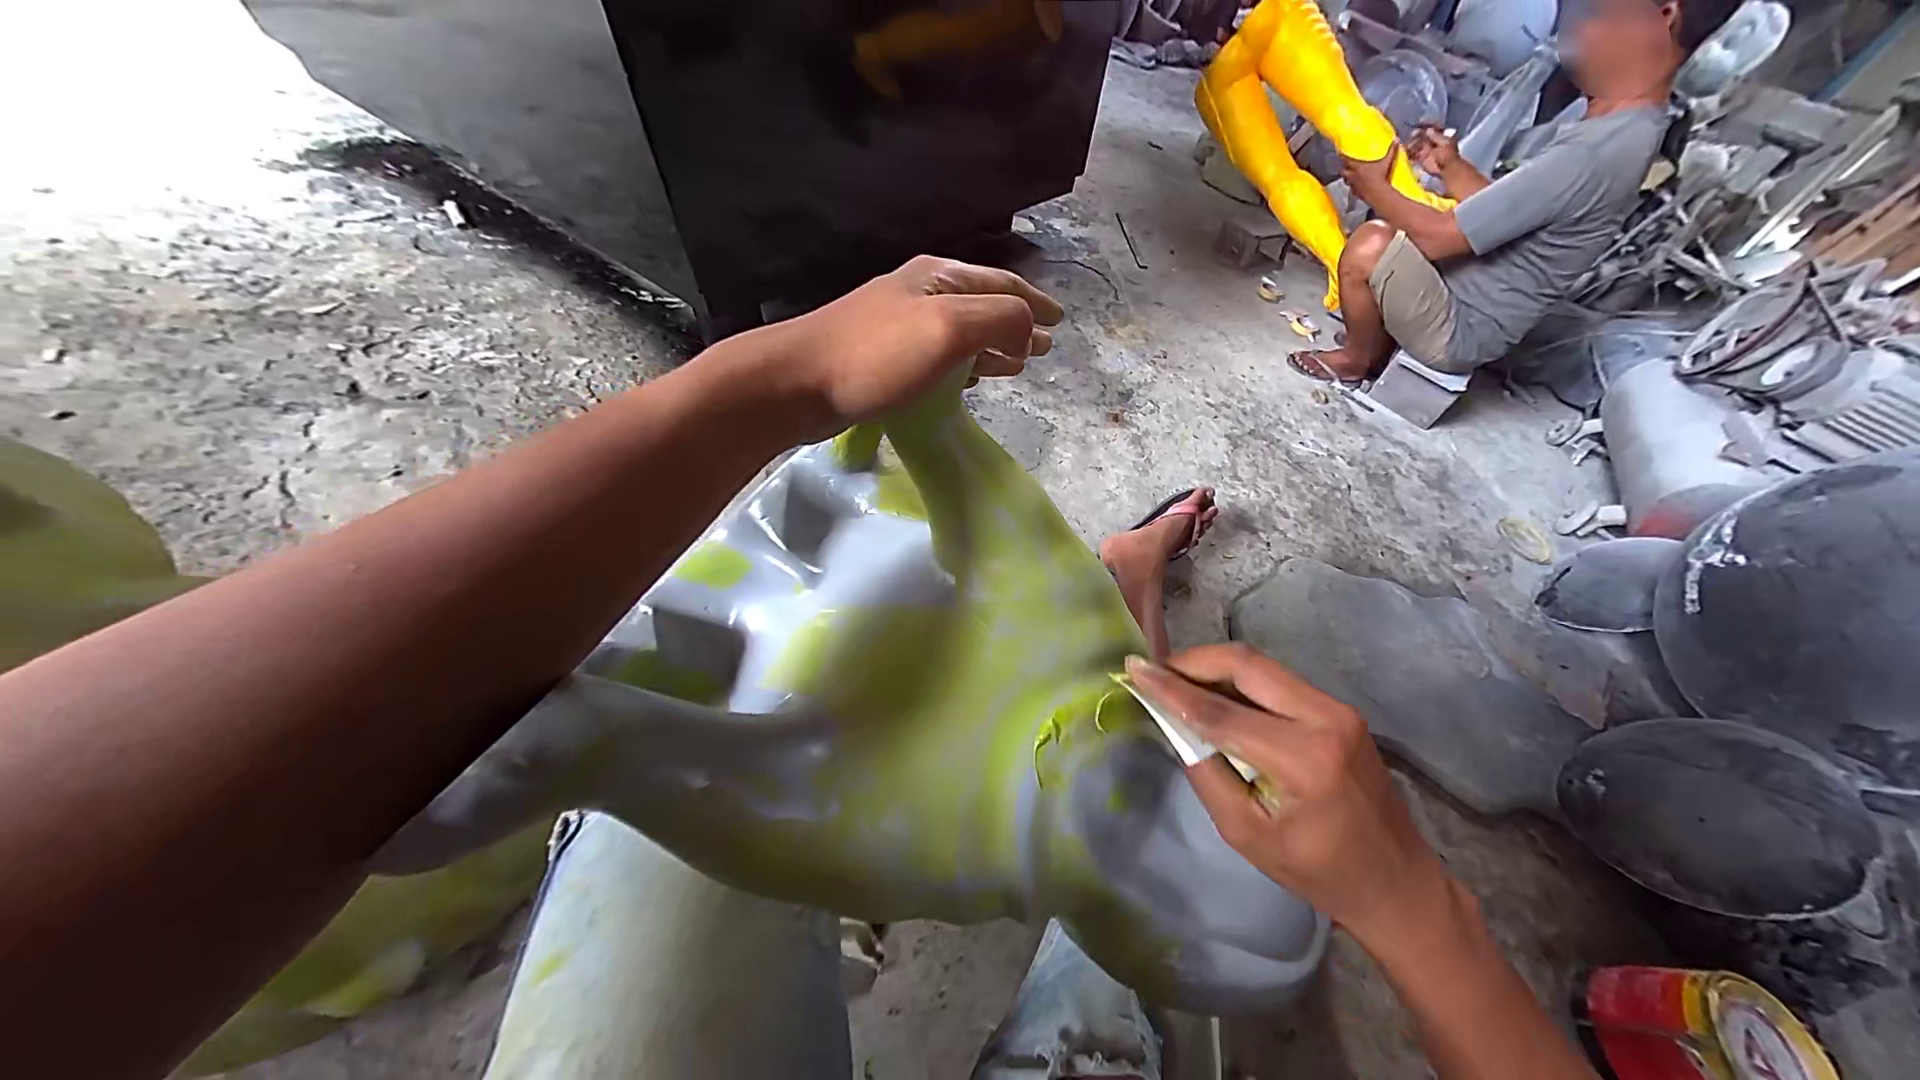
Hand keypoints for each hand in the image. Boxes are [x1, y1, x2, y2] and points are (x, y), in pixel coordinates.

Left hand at [769, 255, 1062, 437]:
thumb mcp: (949, 327)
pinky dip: (967, 365)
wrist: (799, 383)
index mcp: (941, 277)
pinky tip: (972, 379)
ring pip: (963, 332)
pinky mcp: (886, 359)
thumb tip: (1026, 328)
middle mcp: (922, 294)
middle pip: (983, 305)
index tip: (1060, 322)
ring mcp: (901, 326)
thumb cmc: (878, 354)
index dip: (1035, 302)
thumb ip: (999, 319)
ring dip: (994, 346)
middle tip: (1042, 348)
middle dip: (1017, 325)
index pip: (1003, 284)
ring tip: (1018, 365)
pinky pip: (941, 356)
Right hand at [1124, 646, 1454, 943]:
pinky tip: (1214, 694)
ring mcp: (1338, 709)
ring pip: (1260, 665)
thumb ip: (1206, 772)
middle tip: (1155, 672)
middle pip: (1244, 663)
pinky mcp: (1339, 709)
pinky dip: (1237, 679)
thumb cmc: (1319, 872)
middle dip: (1192, 661)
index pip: (1220, 710)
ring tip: (1177, 682)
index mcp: (1304, 759)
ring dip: (1213, 667)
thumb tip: (1173, 723)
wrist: (1399, 882)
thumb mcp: (1246, 833)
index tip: (1133, 669)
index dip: (1170, 688)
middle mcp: (1326, 719)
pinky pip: (1276, 680)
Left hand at [1339, 143, 1400, 200]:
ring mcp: (1352, 185)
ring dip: (1347, 177)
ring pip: (1345, 180)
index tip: (1340, 153)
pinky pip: (1351, 188)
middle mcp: (1352, 176)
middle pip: (1343, 171)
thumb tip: (1396, 139)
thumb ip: (1392, 150)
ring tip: (1350, 175)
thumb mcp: (1388, 161)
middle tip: (1345, 165)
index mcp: (1357, 167)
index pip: (1346, 160)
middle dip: (1343, 167)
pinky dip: (1352, 186)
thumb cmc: (1381, 176)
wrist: (1377, 193)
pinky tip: (1356, 185)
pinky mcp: (1354, 193)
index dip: (1342, 156)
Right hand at [1409, 127, 1458, 174]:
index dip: (1425, 125)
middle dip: (1416, 136)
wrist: (1447, 169)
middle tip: (1410, 136)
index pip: (1431, 128)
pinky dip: (1408, 155)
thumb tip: (1428, 129)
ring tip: (1405, 146)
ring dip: (1411, 145)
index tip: (1418, 123)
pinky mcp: (1421, 160)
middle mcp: (1431, 142)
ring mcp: (1426, 151)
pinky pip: (1412, 156)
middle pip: (1421, 137)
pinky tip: (1404, 153)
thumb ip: (1436, 136)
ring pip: (1416, 146)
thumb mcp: (1444, 143)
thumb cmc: (1448, 155)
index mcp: (1439, 136)